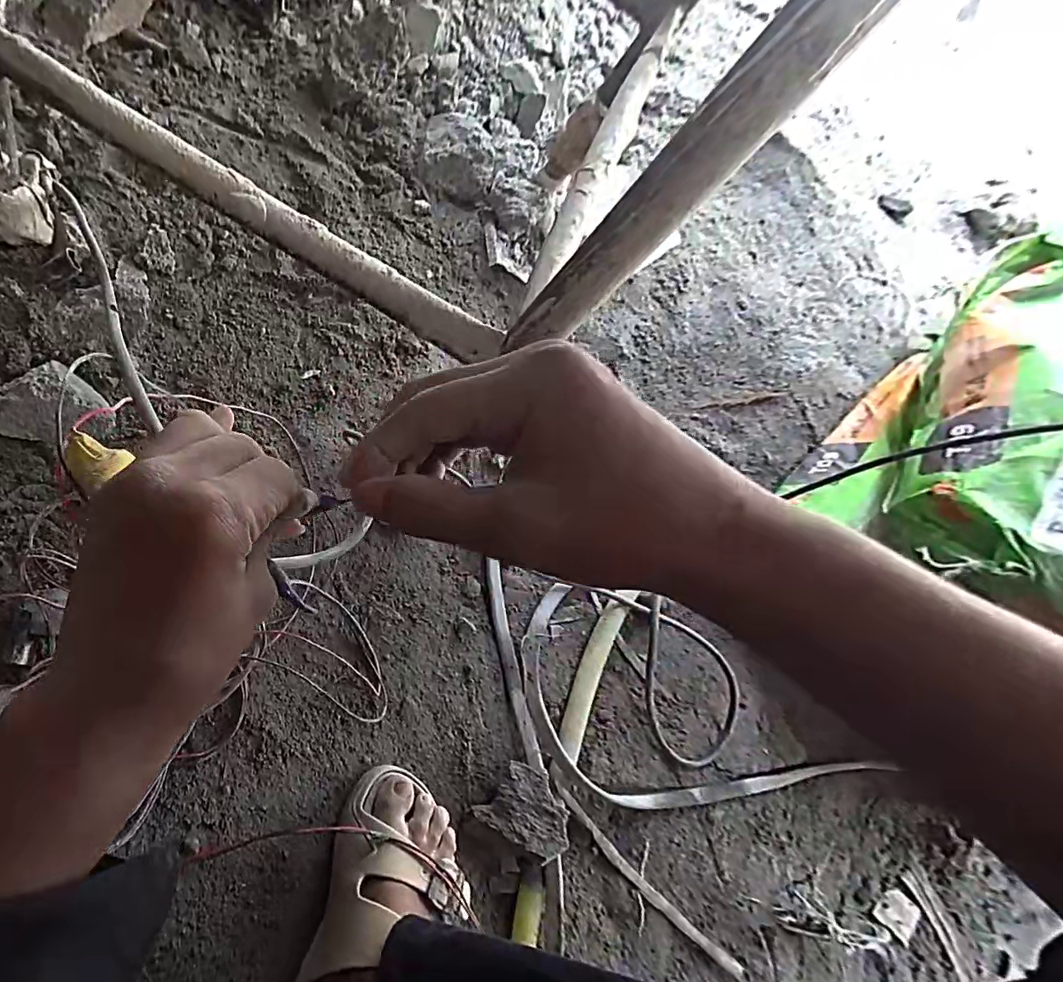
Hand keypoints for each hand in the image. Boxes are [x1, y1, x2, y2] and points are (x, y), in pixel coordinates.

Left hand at [50, 406, 302, 719]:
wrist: (109, 686)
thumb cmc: (192, 658)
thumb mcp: (252, 596)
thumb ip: (269, 537)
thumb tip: (285, 508)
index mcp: (214, 510)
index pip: (275, 473)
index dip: (292, 496)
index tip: (293, 521)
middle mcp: (170, 478)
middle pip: (238, 444)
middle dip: (260, 474)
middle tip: (262, 514)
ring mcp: (132, 478)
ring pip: (194, 429)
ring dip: (222, 454)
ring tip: (228, 493)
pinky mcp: (109, 490)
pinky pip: (158, 449)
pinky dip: (185, 457)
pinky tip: (197, 480)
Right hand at [340, 341, 768, 592]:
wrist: (710, 536)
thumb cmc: (622, 530)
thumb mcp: (513, 527)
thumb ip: (429, 509)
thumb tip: (365, 497)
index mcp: (529, 380)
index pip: (424, 408)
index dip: (379, 452)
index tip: (352, 497)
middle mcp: (534, 363)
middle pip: (434, 398)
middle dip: (395, 449)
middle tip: (372, 500)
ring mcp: (547, 378)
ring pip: (454, 407)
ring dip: (421, 450)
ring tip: (405, 498)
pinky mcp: (555, 400)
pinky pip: (483, 417)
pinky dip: (453, 449)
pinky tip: (444, 481)